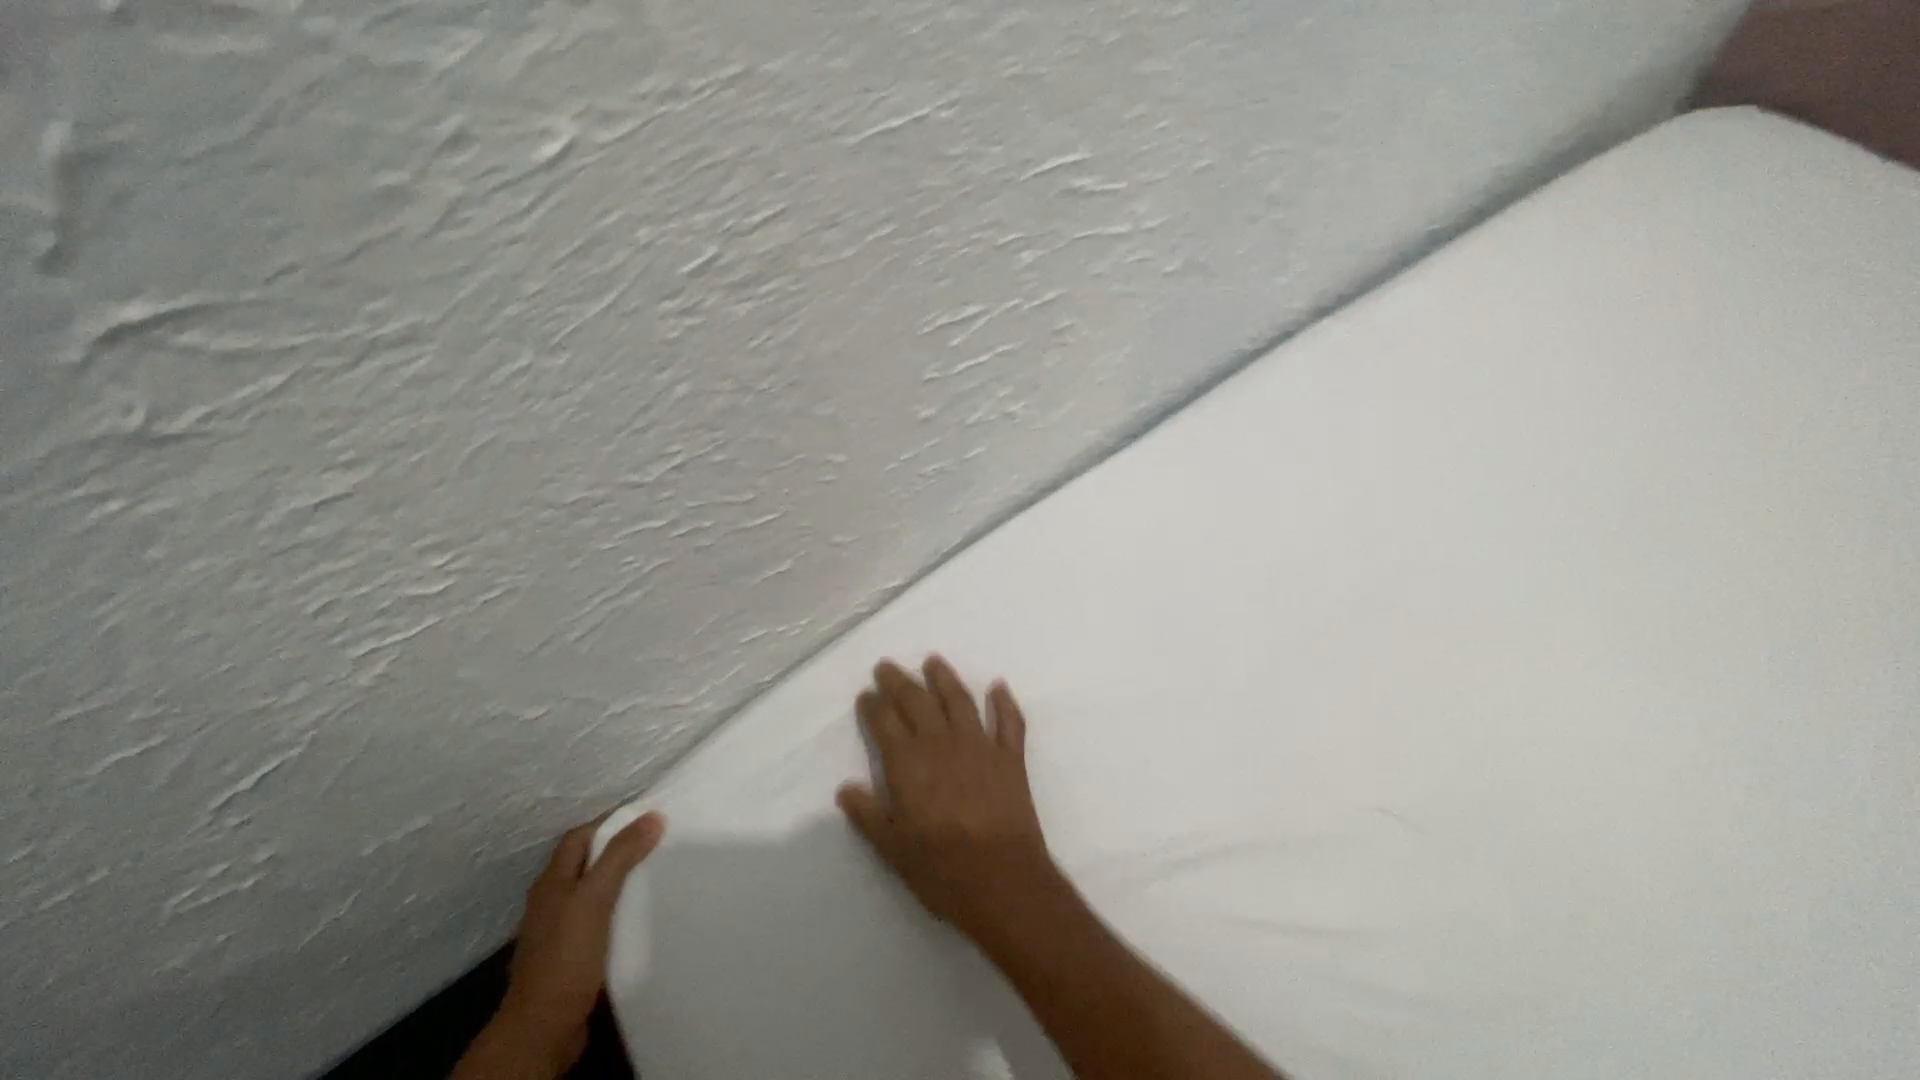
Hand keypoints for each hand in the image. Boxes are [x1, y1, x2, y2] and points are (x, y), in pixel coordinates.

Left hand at [459, 811, 665, 1078]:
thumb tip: (652, 816)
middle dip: (618, 850)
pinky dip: (619, 913)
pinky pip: (598, 922)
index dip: (610, 822)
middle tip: (659, 844)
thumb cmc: (566, 958)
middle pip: (586, 864)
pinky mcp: (571, 958)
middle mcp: (552, 902)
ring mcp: (559, 932)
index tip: (648, 817)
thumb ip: (620, 858)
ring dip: (620, 883)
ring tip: (657, 877)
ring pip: (593, 894)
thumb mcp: (595, 900)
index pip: (580, 837)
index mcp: (553, 883)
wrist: (542, 1028)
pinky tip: (640, 920)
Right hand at [837, 656, 1066, 943]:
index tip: (866, 694)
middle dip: (900, 682)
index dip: (873, 706)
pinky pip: (1009, 721)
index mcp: (908, 764)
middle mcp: (942, 744)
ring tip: (933, 661)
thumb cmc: (942, 871)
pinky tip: (998, 686)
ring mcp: (980, 747)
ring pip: (960, 700)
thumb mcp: (893, 850)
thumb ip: (869, 816)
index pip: (884, 722)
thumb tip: (846, 789)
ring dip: (945, 678)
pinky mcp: (1011, 758)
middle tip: (888, 666)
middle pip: (917, 702)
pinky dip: (1004, 701)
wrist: (1004, 881)